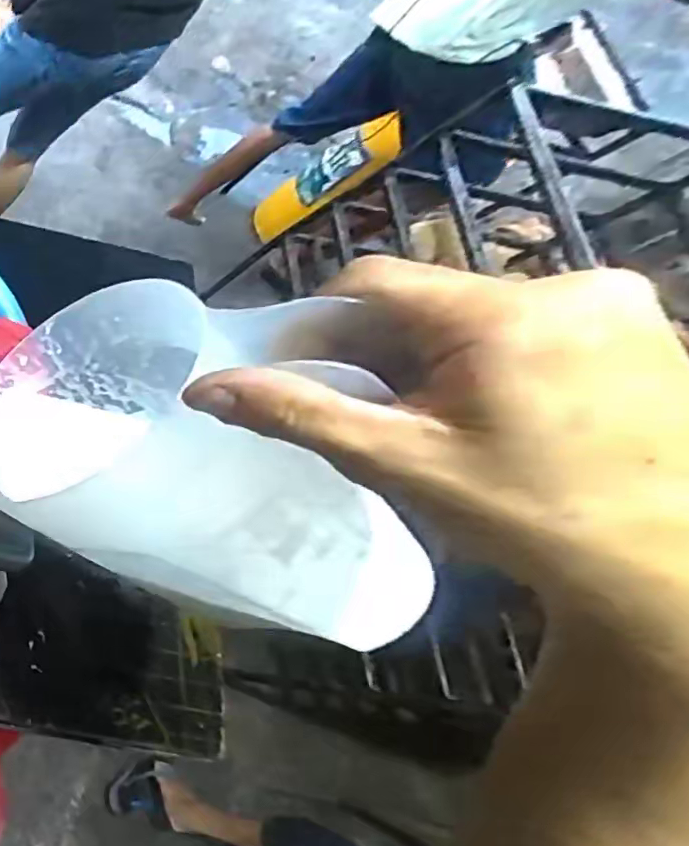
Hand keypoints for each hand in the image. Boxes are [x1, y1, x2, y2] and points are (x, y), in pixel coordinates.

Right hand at [184, 256, 688, 620]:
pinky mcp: (633, 327)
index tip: (296, 381)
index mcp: (509, 311)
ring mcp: (612, 304)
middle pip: (415, 300)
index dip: (312, 327)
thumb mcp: (391, 458)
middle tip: (351, 412)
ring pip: (457, 315)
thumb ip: (292, 413)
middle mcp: (571, 285)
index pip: (368, 282)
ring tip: (411, 419)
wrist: (670, 562)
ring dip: (411, 359)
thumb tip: (202, 389)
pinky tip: (471, 414)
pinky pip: (508, 326)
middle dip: (365, 352)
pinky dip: (463, 361)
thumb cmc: (524, 510)